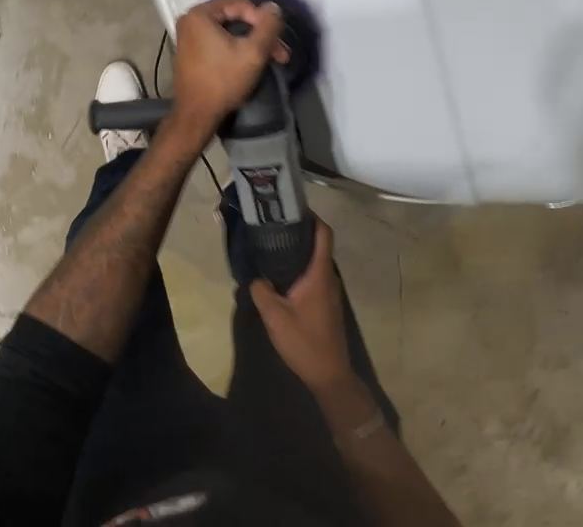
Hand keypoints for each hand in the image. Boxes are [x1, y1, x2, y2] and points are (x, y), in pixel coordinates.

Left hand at [168, 0, 289, 132]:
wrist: (197, 115)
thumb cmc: (223, 81)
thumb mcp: (253, 52)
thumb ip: (268, 26)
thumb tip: (274, 7)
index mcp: (200, 14)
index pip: (240, 4)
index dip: (263, 19)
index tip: (277, 41)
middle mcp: (190, 20)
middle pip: (235, 18)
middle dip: (260, 34)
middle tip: (280, 53)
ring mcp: (188, 37)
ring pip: (229, 32)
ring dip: (252, 43)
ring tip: (273, 60)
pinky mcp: (192, 53)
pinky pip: (219, 42)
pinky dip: (237, 49)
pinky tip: (253, 63)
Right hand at [249, 218, 355, 392]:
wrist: (329, 375)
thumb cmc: (304, 341)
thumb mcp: (274, 316)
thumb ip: (261, 290)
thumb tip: (254, 275)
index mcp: (319, 274)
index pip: (324, 234)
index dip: (312, 216)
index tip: (293, 207)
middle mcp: (328, 277)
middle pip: (318, 244)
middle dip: (299, 231)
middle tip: (274, 224)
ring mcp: (329, 291)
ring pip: (314, 261)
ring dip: (298, 251)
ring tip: (273, 245)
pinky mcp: (325, 303)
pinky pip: (313, 275)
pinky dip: (299, 268)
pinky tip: (280, 274)